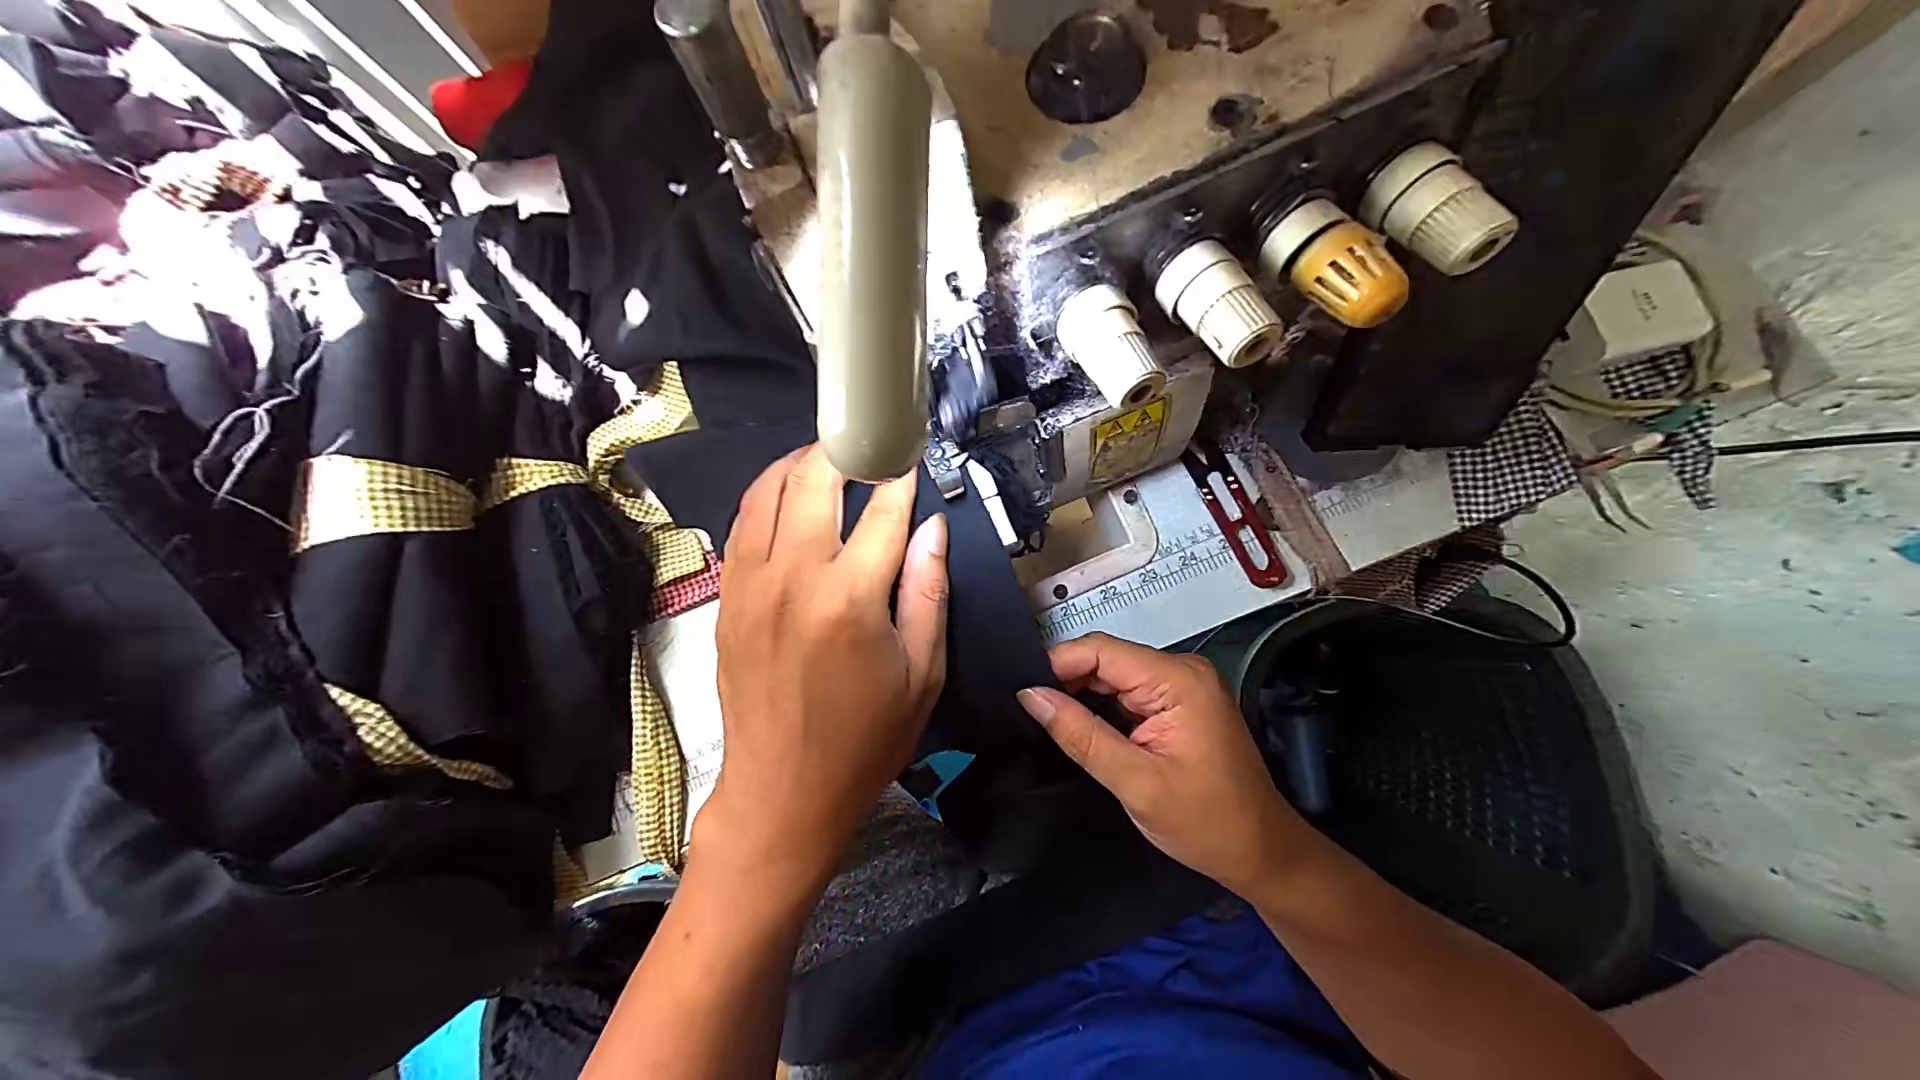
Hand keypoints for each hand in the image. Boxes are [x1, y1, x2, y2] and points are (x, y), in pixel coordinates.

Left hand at [701, 446, 949, 888]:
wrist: (783, 790)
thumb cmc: (866, 738)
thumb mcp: (923, 672)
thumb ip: (928, 589)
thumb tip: (932, 526)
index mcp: (850, 597)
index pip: (883, 510)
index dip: (903, 476)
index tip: (913, 455)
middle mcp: (792, 576)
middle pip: (814, 479)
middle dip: (846, 450)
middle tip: (870, 444)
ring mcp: (750, 584)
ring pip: (767, 490)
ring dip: (800, 464)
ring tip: (829, 460)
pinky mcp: (727, 597)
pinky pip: (743, 524)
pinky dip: (768, 498)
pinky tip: (790, 500)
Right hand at [1017, 633, 1304, 894]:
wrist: (1262, 852)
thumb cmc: (1209, 823)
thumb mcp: (1135, 782)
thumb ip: (1080, 735)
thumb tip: (1032, 696)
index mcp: (1179, 680)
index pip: (1100, 650)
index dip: (1057, 665)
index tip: (1026, 694)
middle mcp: (1183, 670)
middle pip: (1106, 658)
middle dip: (1068, 682)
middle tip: (1037, 716)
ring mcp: (1183, 684)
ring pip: (1113, 674)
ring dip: (1084, 695)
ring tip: (1059, 726)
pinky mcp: (1179, 700)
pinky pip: (1128, 690)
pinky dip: (1103, 706)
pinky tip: (1088, 728)